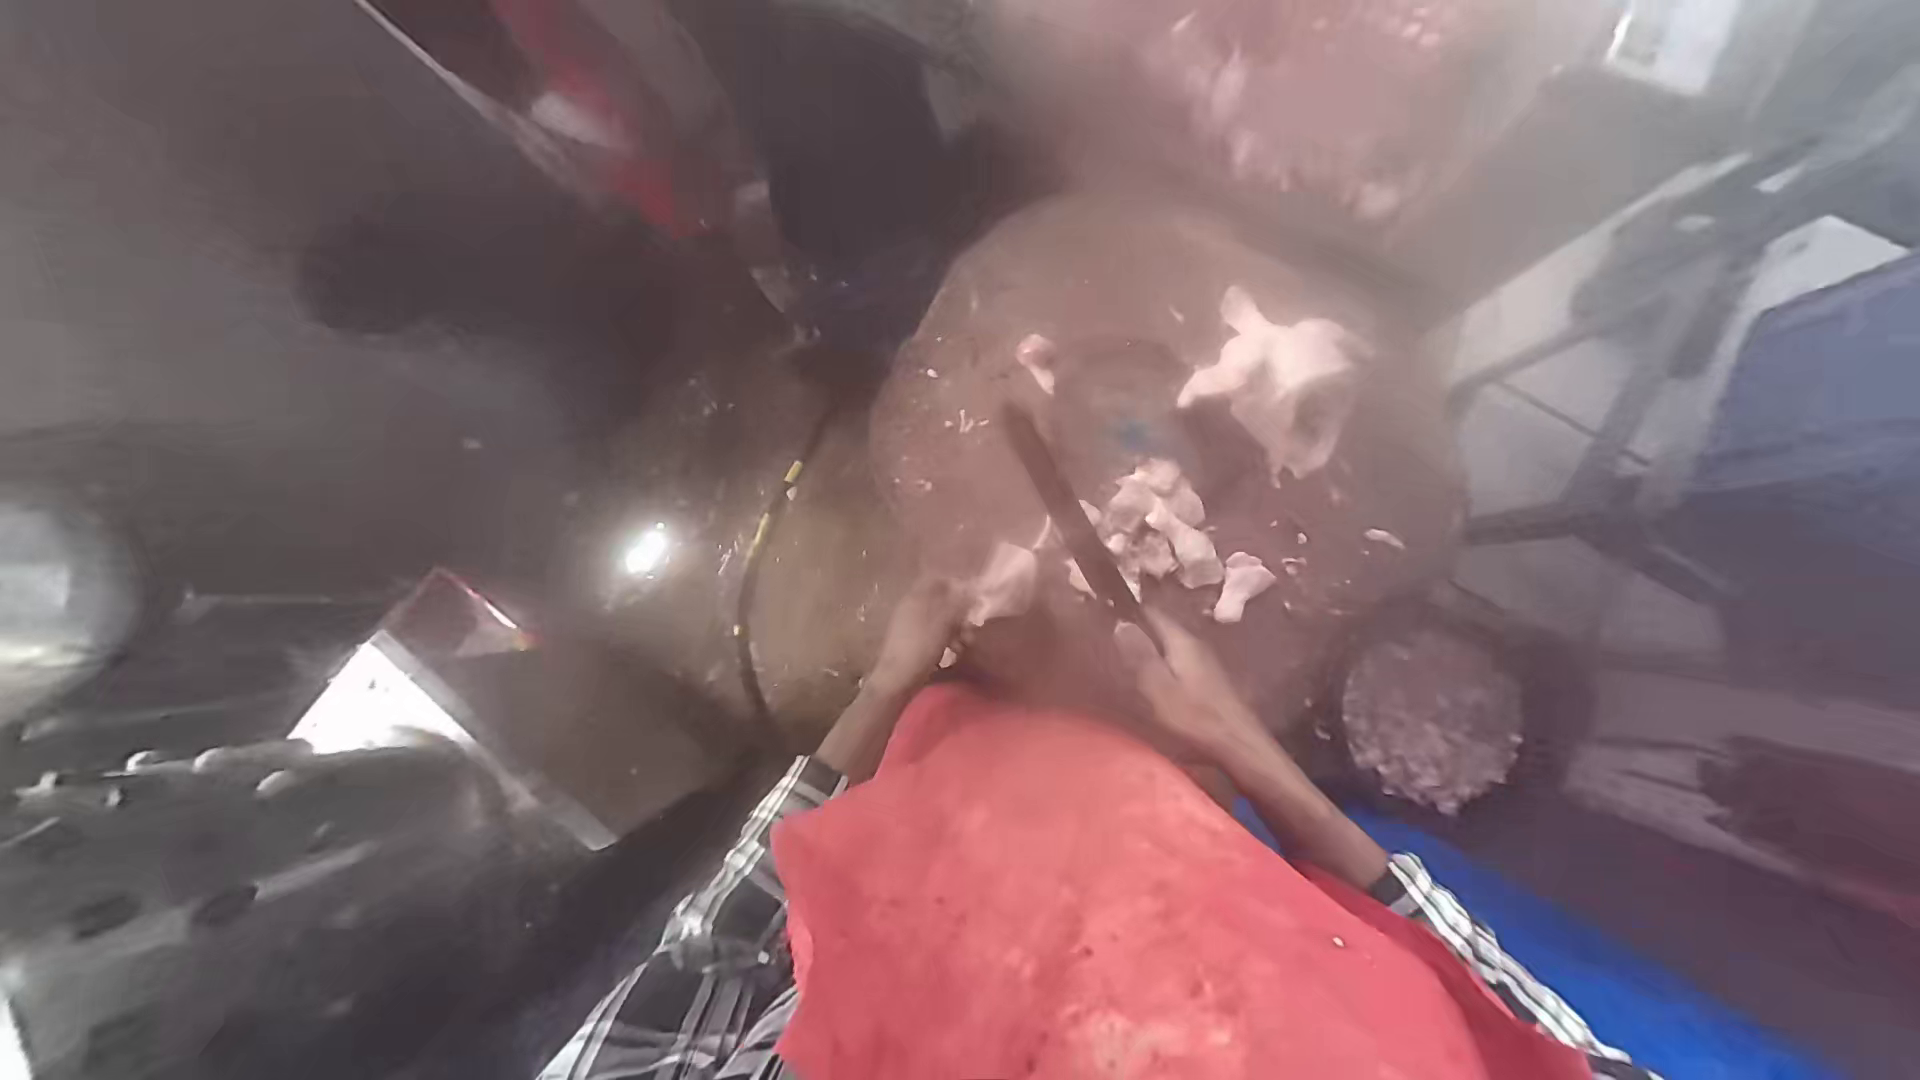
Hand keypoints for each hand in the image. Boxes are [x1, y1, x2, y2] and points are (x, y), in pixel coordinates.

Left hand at [867, 574, 967, 695]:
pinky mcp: (914, 642)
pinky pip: (935, 633)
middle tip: (971, 627)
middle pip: (942, 601)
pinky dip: (947, 640)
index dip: (956, 584)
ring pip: (940, 619)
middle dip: (960, 613)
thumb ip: (958, 603)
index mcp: (916, 597)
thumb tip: (971, 588)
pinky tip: (955, 653)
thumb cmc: (921, 647)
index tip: (972, 597)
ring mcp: (911, 625)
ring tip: (966, 644)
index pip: (937, 579)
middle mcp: (912, 607)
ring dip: (957, 629)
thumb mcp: (944, 622)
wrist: (897, 679)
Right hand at [1113, 608, 1265, 762]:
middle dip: (1136, 627)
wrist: (1239, 745)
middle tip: (1109, 637)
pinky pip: (1176, 657)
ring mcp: (1204, 659)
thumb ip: (1140, 654)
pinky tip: (1150, 674)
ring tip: (1124, 654)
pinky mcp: (1208, 676)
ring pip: (1168, 642)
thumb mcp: (1158, 687)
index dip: (1127, 610)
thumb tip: (1121, 623)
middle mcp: (1195, 642)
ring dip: (1148, 645)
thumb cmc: (1194, 717)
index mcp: (1181, 640)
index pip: (1151, 611)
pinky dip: (1161, 660)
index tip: (1105, 615)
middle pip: (1160, 625)